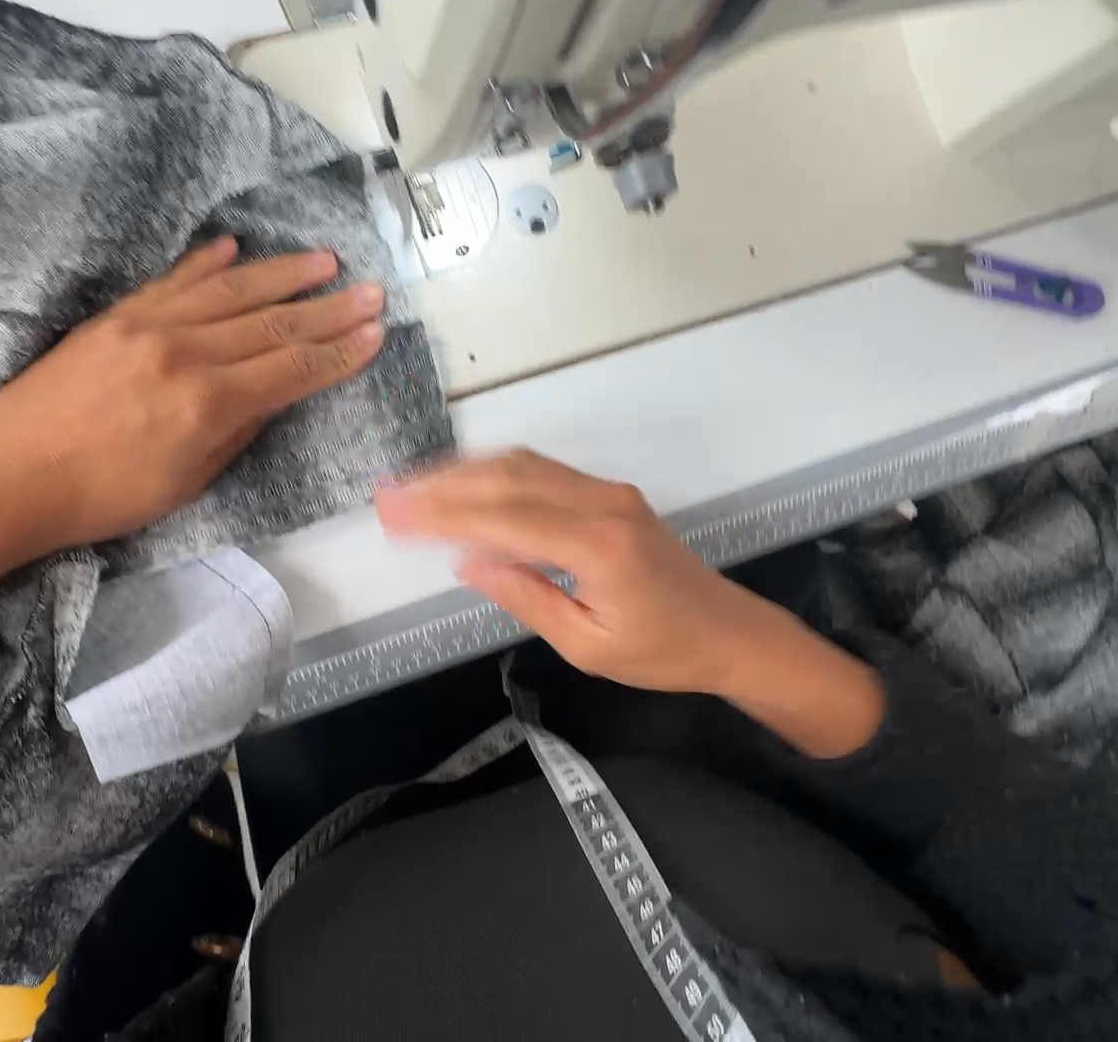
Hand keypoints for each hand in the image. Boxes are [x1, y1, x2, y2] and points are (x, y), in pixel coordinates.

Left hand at [0, 236, 386, 596]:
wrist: (4, 476)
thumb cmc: (102, 498)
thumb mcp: (187, 482)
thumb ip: (238, 431)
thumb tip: (273, 396)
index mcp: (208, 402)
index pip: (294, 368)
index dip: (341, 352)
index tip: (376, 334)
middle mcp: (186, 352)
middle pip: (275, 323)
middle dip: (330, 308)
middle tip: (372, 291)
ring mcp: (148, 325)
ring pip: (232, 290)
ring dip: (283, 273)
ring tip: (324, 260)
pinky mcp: (115, 316)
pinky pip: (173, 279)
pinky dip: (206, 261)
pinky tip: (233, 246)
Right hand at [376, 451, 883, 756]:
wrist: (729, 632)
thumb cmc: (663, 652)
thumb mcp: (586, 644)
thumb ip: (525, 595)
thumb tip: (466, 562)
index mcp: (596, 543)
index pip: (502, 517)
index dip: (441, 513)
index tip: (393, 517)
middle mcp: (600, 502)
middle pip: (506, 477)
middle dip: (441, 485)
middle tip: (388, 498)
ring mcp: (606, 491)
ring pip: (521, 465)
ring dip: (463, 472)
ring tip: (412, 488)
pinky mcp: (608, 494)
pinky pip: (541, 472)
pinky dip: (494, 475)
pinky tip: (465, 485)